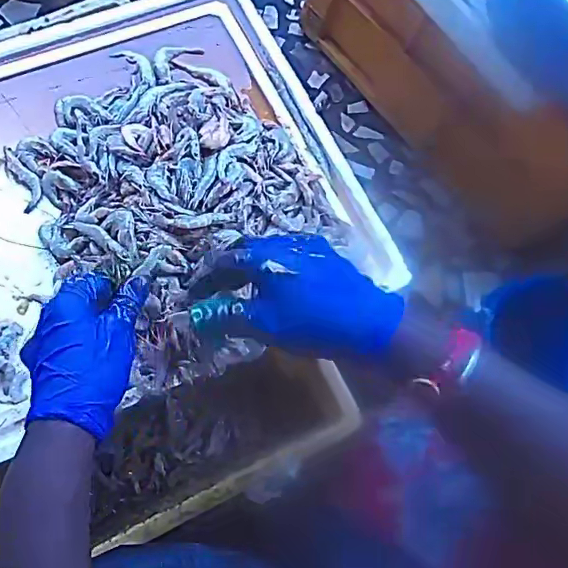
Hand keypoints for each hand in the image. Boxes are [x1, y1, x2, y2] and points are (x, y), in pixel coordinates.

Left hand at [20, 272, 147, 440]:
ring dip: (89, 328)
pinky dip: (76, 347)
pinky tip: (91, 359)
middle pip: (79, 302)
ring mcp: (40, 341)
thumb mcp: (119, 332)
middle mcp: (46, 317)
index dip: (117, 286)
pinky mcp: (40, 363)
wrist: (68, 417)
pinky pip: (61, 345)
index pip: (94, 280)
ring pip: (69, 324)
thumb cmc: (95, 370)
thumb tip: (137, 281)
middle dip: (102, 308)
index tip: (133, 297)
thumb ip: (126, 303)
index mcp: (65, 302)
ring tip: (112, 342)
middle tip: (126, 320)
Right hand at [190, 234, 402, 360]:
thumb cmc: (312, 322)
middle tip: (216, 289)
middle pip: (246, 250)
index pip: (223, 259)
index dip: (205, 277)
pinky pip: (289, 258)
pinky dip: (274, 270)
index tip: (196, 294)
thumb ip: (226, 316)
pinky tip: (277, 288)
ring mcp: (309, 247)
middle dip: (227, 269)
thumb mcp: (264, 324)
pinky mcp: (327, 258)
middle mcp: (284, 242)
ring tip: (244, 289)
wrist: (373, 325)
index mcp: (264, 254)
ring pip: (268, 252)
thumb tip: (194, 316)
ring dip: (251, 268)